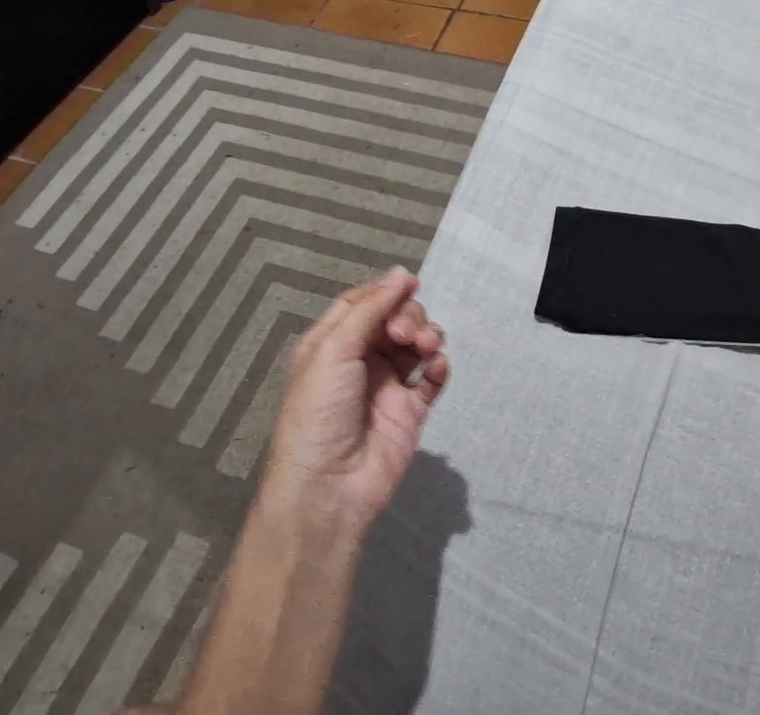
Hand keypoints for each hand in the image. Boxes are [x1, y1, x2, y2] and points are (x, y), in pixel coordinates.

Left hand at [264, 267, 450, 529]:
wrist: (329, 486)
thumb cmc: (319, 412)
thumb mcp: (333, 351)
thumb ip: (370, 310)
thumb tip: (402, 273)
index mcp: (331, 344)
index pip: (362, 304)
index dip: (385, 291)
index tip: (409, 282)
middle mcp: (361, 361)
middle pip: (395, 320)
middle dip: (408, 316)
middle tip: (405, 333)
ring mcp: (388, 387)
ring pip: (417, 346)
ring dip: (427, 337)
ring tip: (426, 349)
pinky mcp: (411, 412)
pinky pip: (432, 381)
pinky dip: (439, 369)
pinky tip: (437, 369)